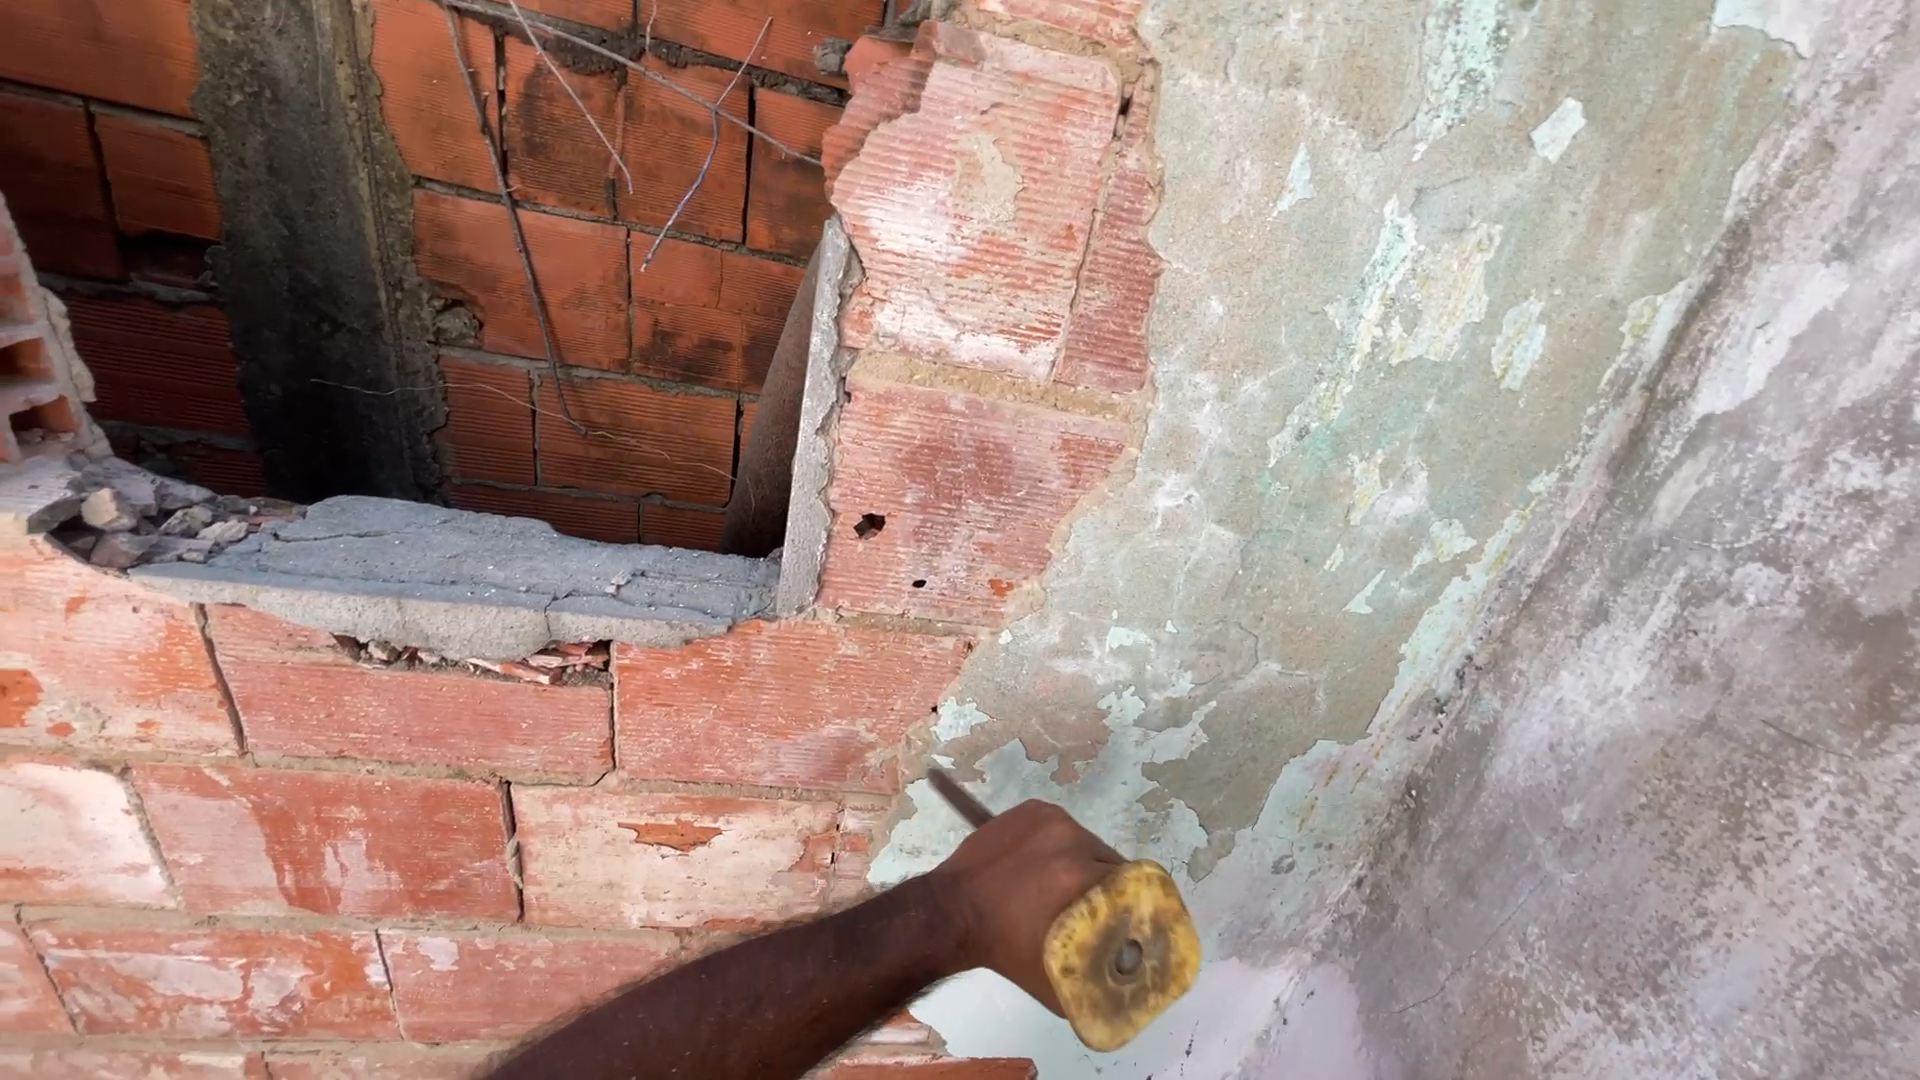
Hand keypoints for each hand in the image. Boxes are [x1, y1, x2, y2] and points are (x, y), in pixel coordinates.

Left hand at [927, 800, 1125, 1013]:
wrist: (954, 909)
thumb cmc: (1007, 950)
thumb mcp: (1059, 976)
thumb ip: (1099, 976)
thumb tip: (1131, 976)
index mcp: (1080, 876)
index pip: (1132, 884)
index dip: (1134, 902)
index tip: (1128, 917)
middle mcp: (1070, 838)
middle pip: (1109, 860)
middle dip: (1108, 883)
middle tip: (1095, 906)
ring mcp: (1050, 818)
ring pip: (1086, 841)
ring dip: (1084, 861)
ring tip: (1066, 884)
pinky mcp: (1033, 808)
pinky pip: (1062, 827)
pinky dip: (1061, 843)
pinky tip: (1047, 863)